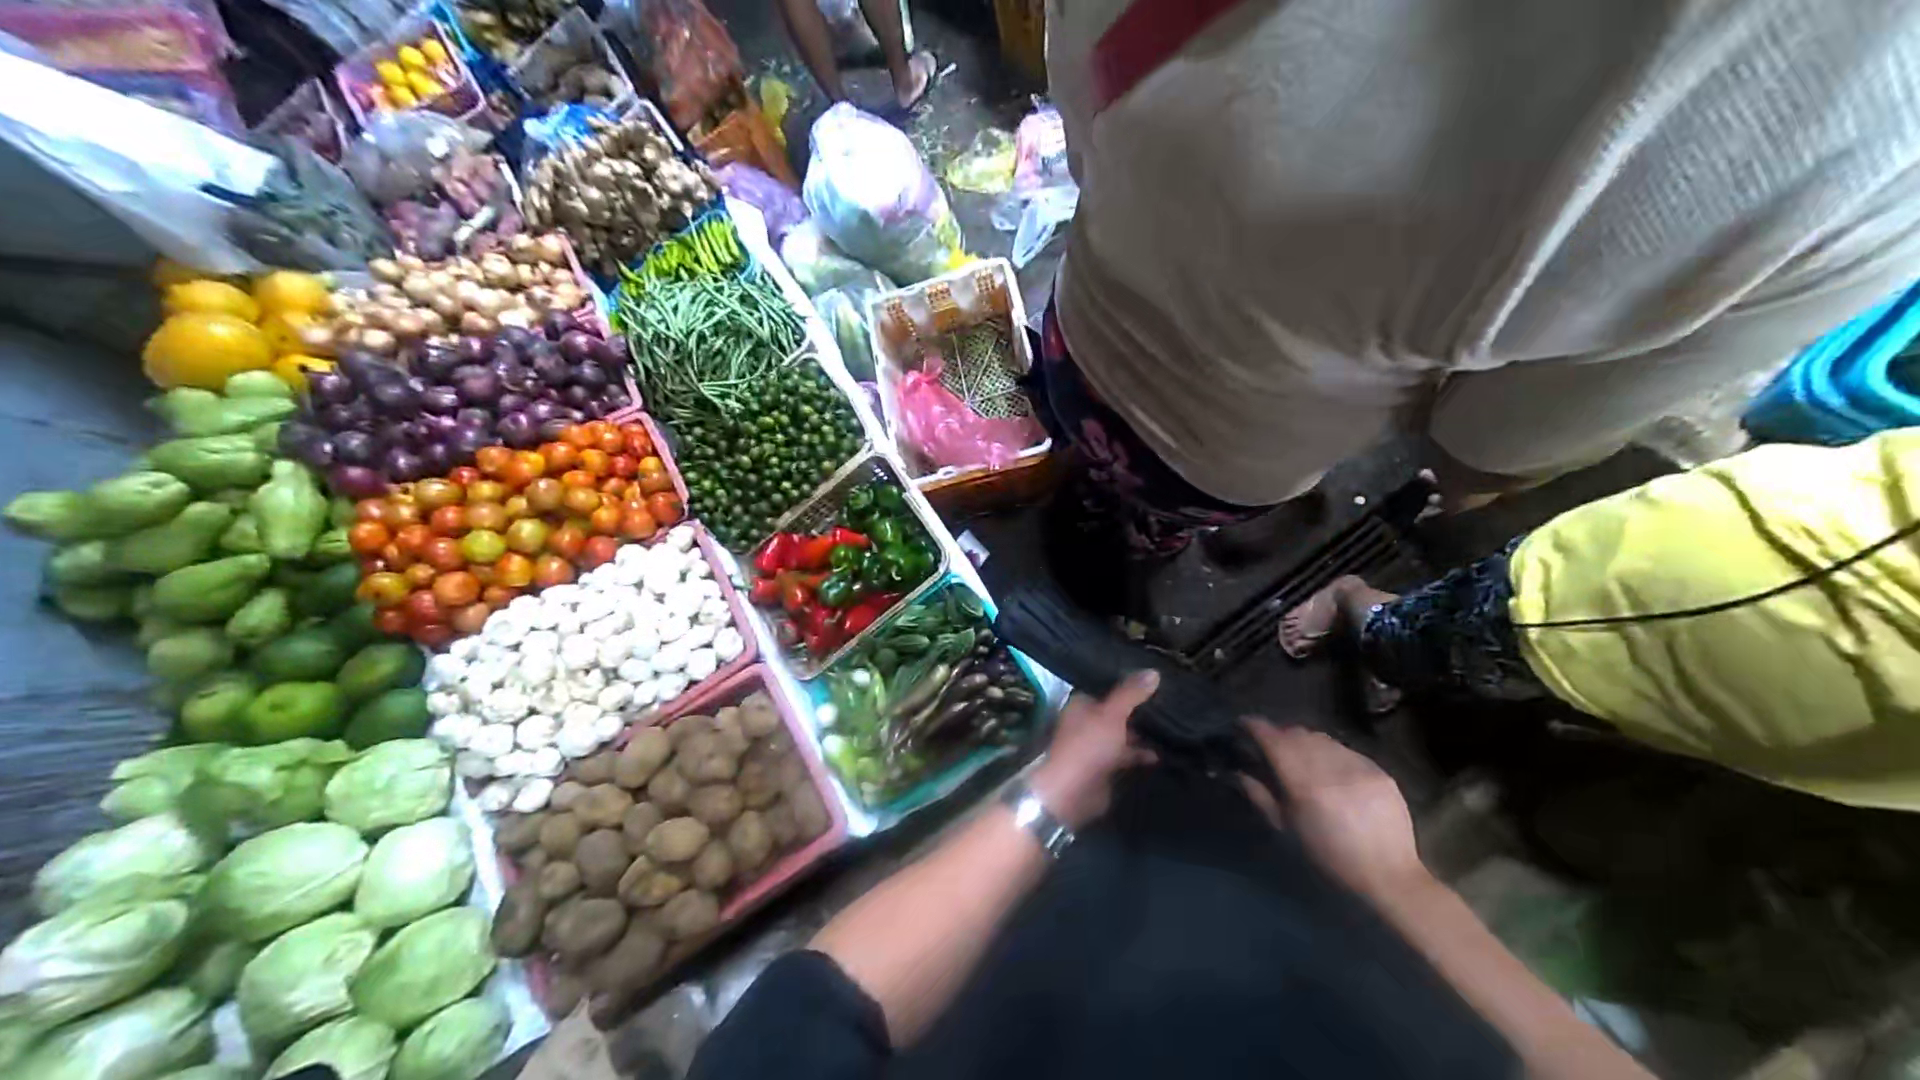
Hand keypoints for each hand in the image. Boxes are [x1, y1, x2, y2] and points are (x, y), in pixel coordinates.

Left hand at [1028, 670, 1159, 827]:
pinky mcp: (1105, 766)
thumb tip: (1154, 671)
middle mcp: (1087, 721)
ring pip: (1123, 732)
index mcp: (1082, 704)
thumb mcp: (1112, 714)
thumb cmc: (1088, 745)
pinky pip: (1126, 755)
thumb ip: (1131, 694)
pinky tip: (1161, 753)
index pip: (1106, 686)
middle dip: (1139, 708)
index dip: (1127, 682)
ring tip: (1173, 725)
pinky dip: (1141, 754)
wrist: (1072, 792)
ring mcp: (1096, 744)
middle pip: (1116, 710)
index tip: (1154, 678)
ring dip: (1142, 732)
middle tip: (1170, 700)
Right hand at [1242, 719, 1427, 900]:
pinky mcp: (1379, 771)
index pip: (1272, 738)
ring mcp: (1358, 766)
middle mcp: (1331, 767)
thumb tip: (1235, 771)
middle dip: (1278, 734)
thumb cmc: (1326, 858)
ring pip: (1321, 738)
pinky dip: (1330, 753)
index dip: (1253, 726)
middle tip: (1269, 746)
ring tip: (1299, 757)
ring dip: (1304, 741)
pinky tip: (1329, 770)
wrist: (1387, 878)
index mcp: (1303, 783)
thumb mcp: (1284, 830)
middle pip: (1296, 733)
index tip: (1242, 724)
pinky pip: (1346, 750)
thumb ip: (1257, 794)